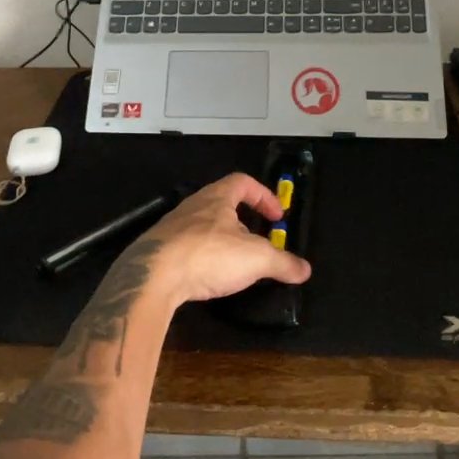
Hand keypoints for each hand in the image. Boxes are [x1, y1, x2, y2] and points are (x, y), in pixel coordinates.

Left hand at [133, 173, 311, 305]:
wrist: (153, 277)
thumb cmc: (208, 255)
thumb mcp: (256, 259)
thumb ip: (283, 262)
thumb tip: (306, 270)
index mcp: (216, 197)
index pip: (243, 182)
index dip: (263, 195)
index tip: (277, 216)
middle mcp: (193, 206)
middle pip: (222, 203)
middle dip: (244, 220)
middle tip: (259, 240)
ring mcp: (172, 227)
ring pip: (204, 226)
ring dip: (223, 240)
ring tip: (236, 263)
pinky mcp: (159, 250)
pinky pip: (187, 247)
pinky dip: (203, 257)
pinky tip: (209, 276)